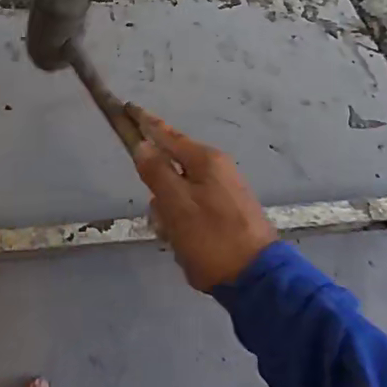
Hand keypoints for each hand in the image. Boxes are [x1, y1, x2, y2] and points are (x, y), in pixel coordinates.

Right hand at [127, 105, 278, 291]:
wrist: (258, 278)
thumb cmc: (213, 239)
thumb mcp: (177, 205)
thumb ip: (157, 173)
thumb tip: (142, 144)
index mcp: (205, 160)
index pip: (167, 134)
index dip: (145, 122)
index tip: (128, 107)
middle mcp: (217, 169)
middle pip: (172, 169)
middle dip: (160, 195)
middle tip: (165, 222)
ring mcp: (225, 190)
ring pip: (181, 195)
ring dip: (173, 217)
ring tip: (181, 242)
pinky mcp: (229, 212)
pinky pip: (194, 211)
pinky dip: (186, 227)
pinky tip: (190, 249)